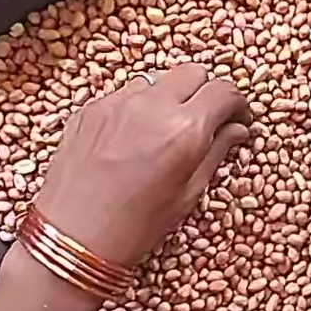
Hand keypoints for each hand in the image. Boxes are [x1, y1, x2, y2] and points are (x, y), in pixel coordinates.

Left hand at [31, 64, 252, 263]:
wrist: (72, 238)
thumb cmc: (134, 226)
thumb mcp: (188, 194)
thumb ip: (216, 153)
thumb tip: (237, 129)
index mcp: (184, 130)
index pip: (224, 91)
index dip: (238, 103)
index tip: (238, 118)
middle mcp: (152, 105)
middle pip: (193, 72)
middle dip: (205, 91)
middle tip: (205, 120)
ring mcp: (117, 102)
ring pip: (157, 79)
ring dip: (169, 97)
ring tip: (164, 130)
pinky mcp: (90, 107)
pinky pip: (125, 93)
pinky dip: (138, 107)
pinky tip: (133, 138)